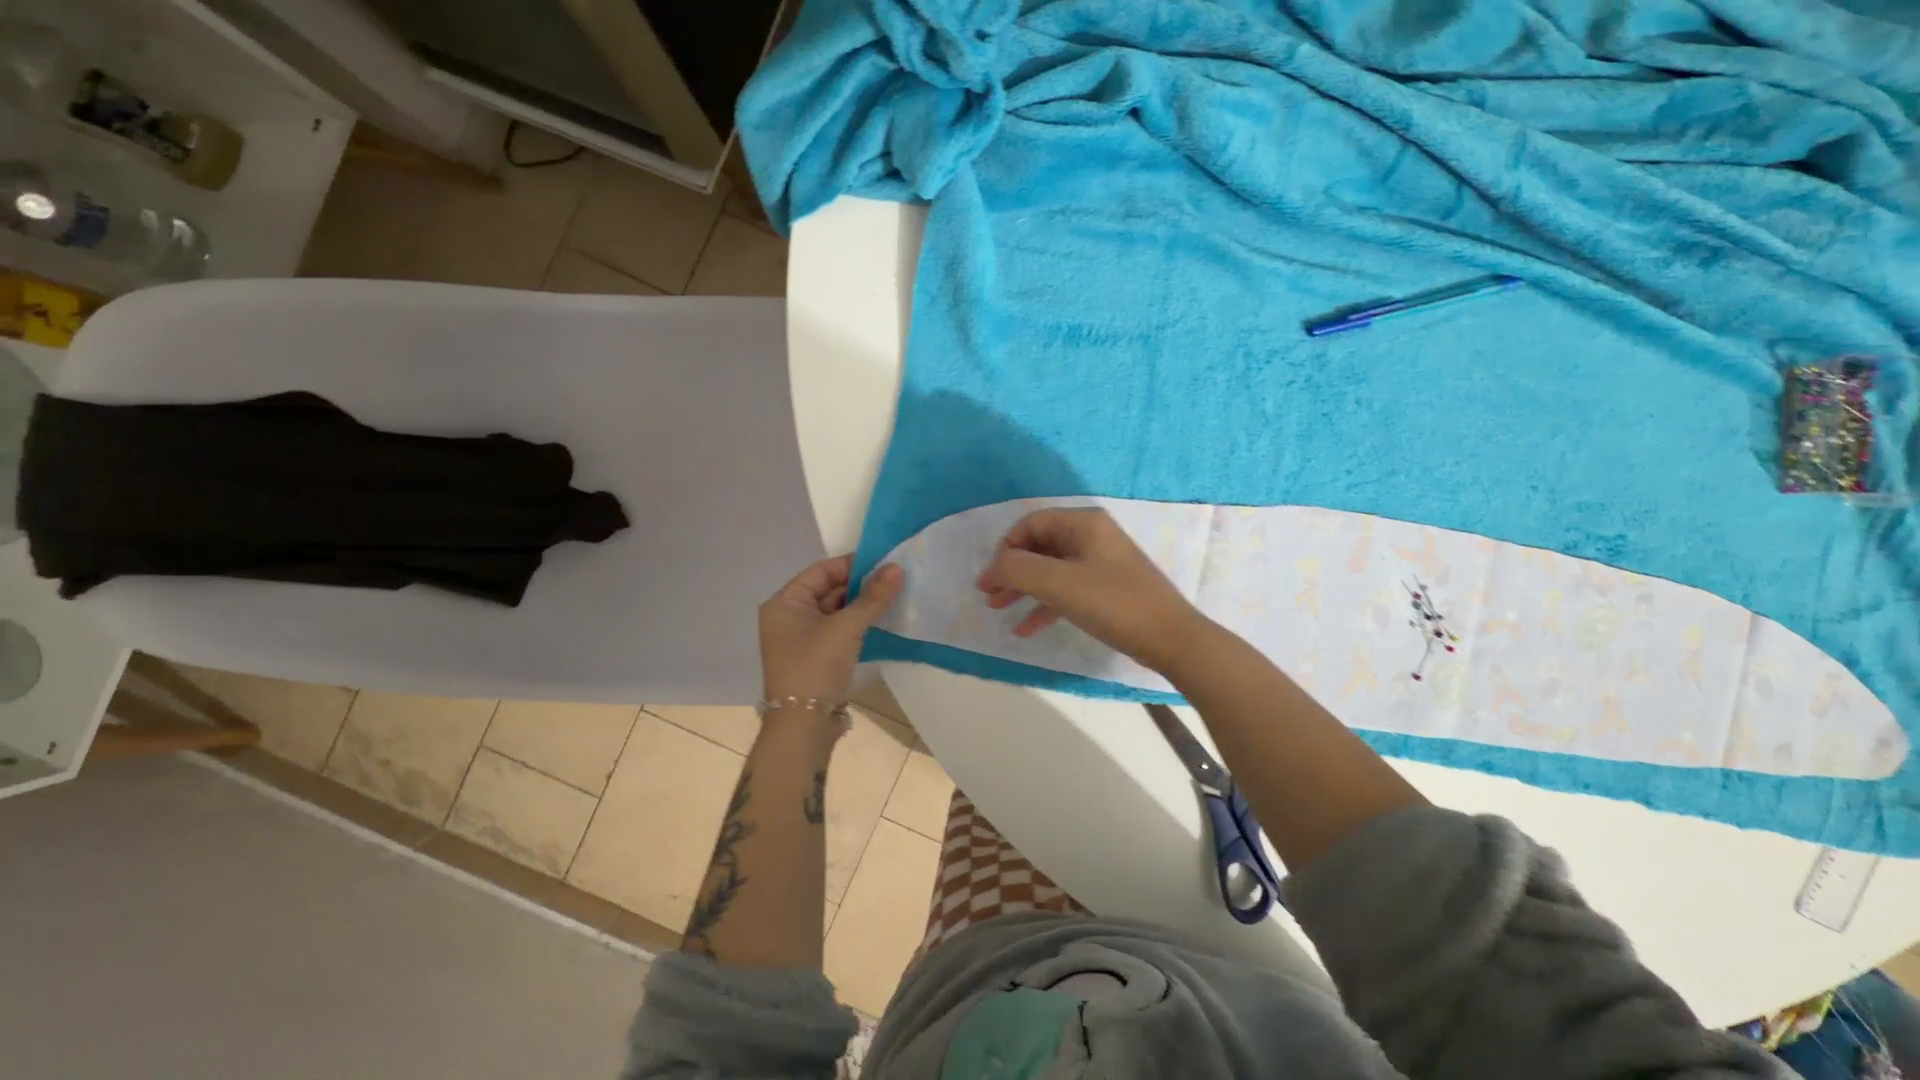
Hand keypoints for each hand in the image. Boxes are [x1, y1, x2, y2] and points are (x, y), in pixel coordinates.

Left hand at [760, 555, 902, 704]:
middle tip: (896, 579)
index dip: (851, 564)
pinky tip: (885, 622)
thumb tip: (897, 568)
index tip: (883, 561)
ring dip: (863, 607)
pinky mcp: (817, 659)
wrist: (803, 725)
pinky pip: (840, 633)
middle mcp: (789, 618)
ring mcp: (802, 640)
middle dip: (861, 586)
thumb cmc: (815, 667)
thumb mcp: (846, 628)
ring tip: (896, 597)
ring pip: (837, 613)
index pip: (820, 572)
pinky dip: (860, 626)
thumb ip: (872, 597)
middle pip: (829, 591)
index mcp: (784, 603)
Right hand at [976, 507, 1207, 670]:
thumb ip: (1017, 569)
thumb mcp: (1058, 583)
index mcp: (1084, 523)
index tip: (989, 579)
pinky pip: (1066, 590)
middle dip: (1011, 570)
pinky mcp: (1106, 590)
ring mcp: (1101, 564)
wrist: (1169, 638)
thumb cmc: (1112, 603)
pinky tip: (1026, 628)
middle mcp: (1092, 537)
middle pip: (1039, 546)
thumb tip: (992, 568)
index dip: (1005, 549)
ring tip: (1000, 611)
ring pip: (1050, 570)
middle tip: (989, 596)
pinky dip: (1044, 605)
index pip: (1030, 524)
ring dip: (1023, 589)